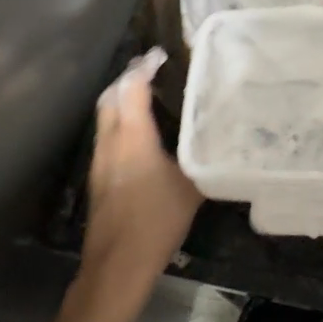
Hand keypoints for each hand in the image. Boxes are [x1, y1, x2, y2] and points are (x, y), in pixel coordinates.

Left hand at [82, 48, 202, 276]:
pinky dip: (121, 123)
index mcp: (133, 137)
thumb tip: (224, 139)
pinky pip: (107, 136)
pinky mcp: (98, 179)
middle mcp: (110, 142)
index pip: (132, 87)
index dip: (144, 67)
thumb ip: (204, 157)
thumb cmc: (156, 220)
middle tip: (153, 72)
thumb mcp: (192, 186)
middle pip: (111, 97)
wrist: (117, 266)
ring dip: (122, 101)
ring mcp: (99, 161)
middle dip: (128, 79)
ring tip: (150, 97)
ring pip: (105, 118)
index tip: (161, 55)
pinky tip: (142, 135)